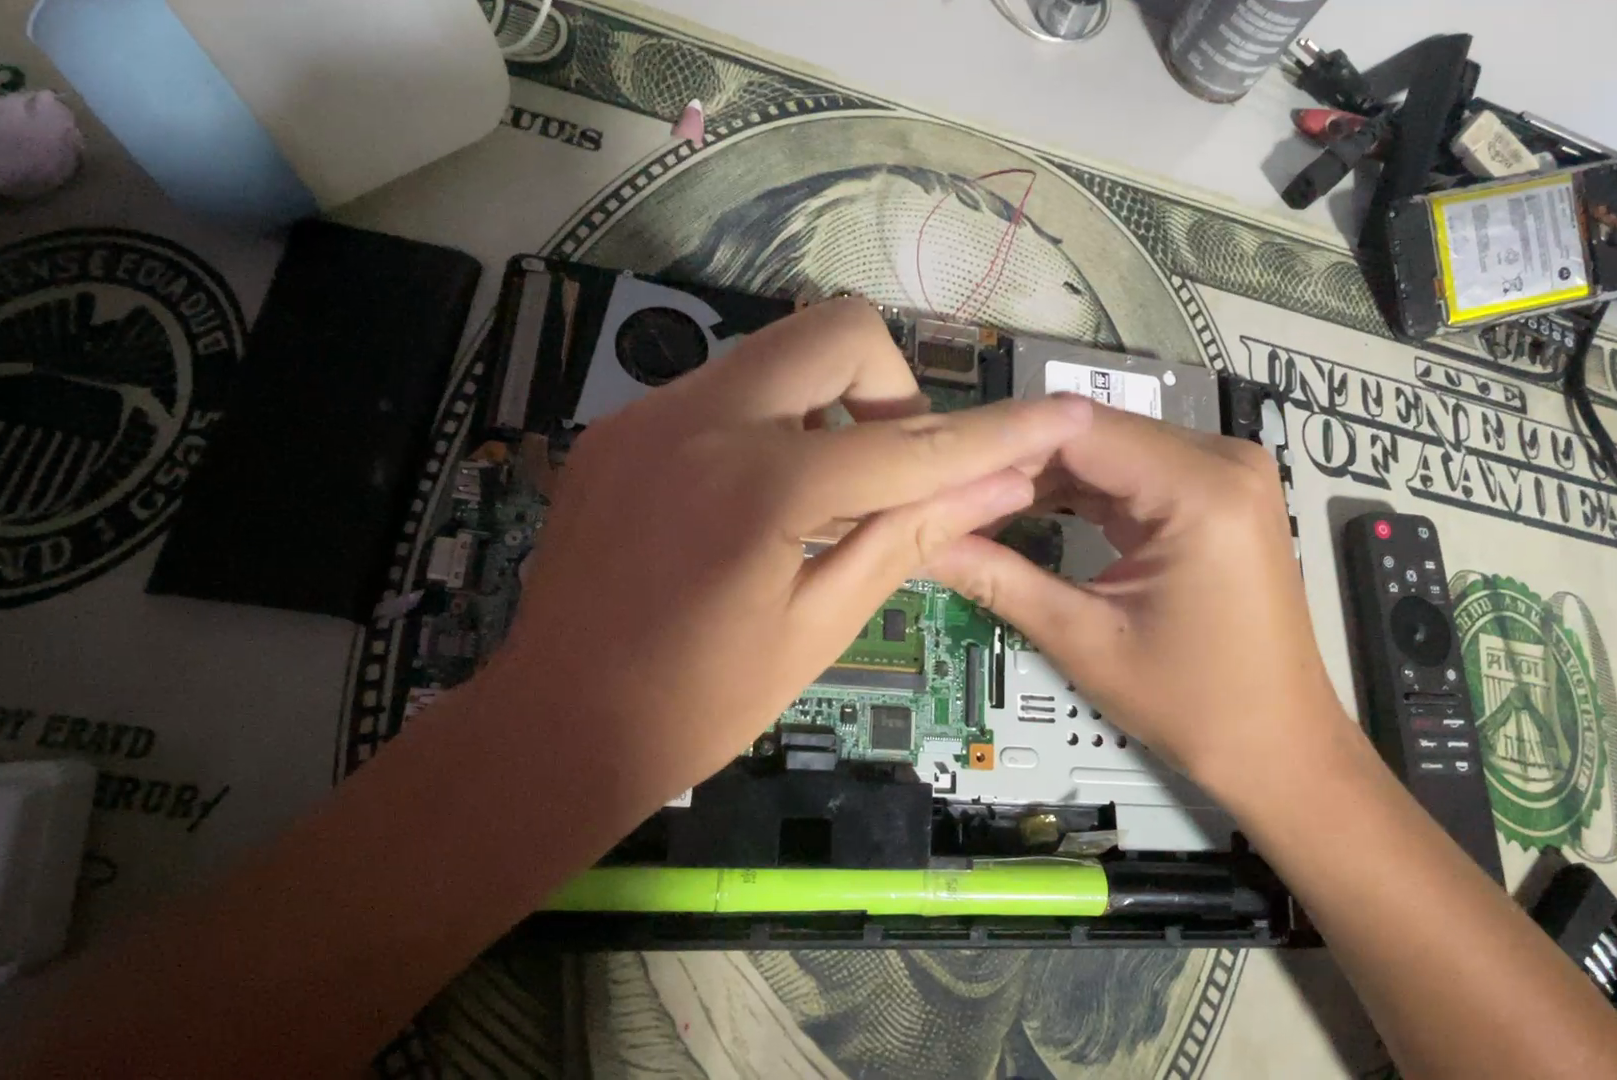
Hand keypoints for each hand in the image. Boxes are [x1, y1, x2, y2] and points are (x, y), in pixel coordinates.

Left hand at [492, 299, 1092, 811]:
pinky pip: (722, 389)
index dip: (997, 432)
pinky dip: (770, 422)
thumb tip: (1002, 488)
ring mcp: (647, 414)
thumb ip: (909, 537)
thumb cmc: (698, 706)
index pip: (910, 444)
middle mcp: (699, 418)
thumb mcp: (820, 627)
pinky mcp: (618, 428)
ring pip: (775, 350)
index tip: (1063, 412)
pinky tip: (761, 499)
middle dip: (890, 389)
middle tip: (888, 471)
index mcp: (760, 486)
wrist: (553, 730)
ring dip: (828, 402)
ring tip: (825, 493)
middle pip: (837, 331)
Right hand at [928, 406, 1355, 808]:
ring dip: (1042, 476)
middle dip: (1015, 463)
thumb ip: (999, 579)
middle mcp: (1222, 459)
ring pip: (1108, 450)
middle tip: (944, 491)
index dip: (1000, 447)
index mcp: (1200, 488)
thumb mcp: (1084, 639)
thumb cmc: (1193, 704)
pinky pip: (1132, 473)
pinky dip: (1079, 493)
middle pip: (1092, 433)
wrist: (1280, 748)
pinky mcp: (1216, 495)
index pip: (1077, 430)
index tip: (937, 474)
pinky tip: (1024, 510)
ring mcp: (1224, 474)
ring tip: (971, 502)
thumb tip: (919, 544)